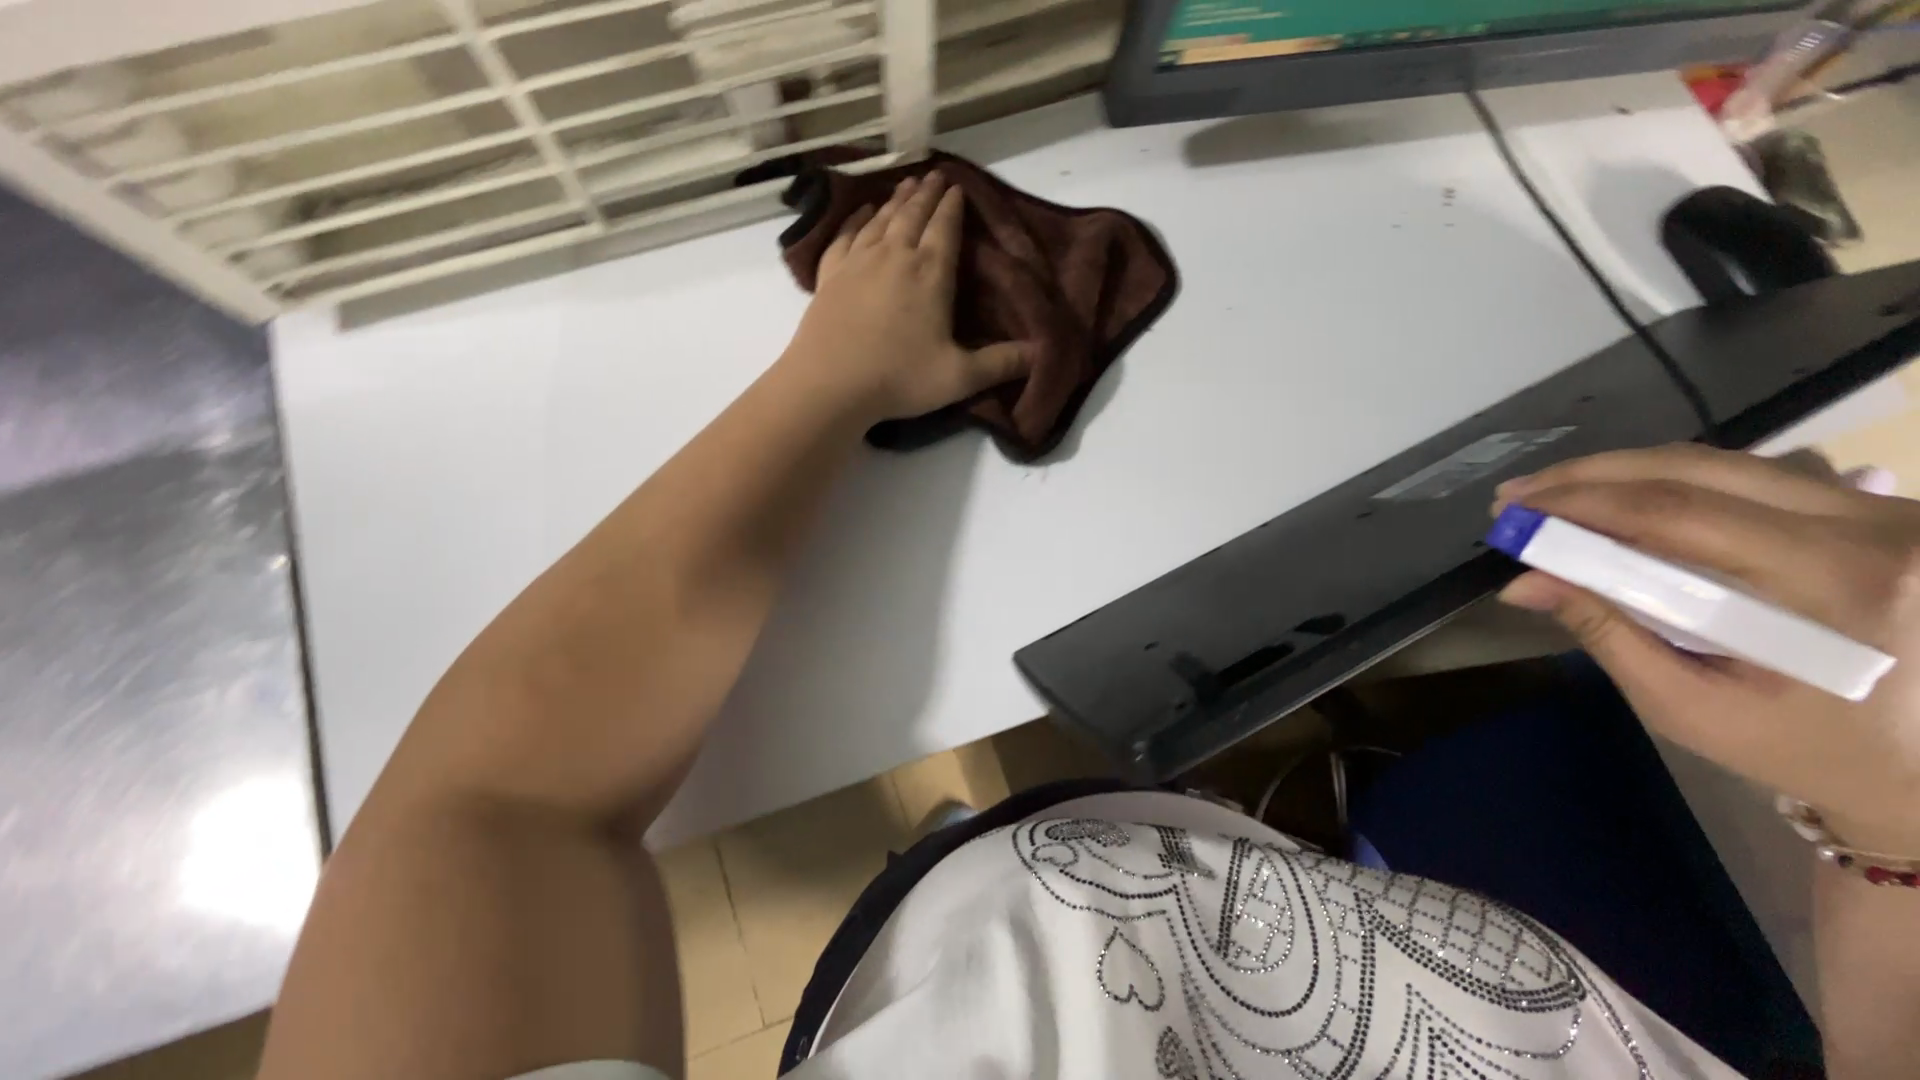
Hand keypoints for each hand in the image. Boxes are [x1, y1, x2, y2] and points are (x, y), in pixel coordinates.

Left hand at [779, 170, 1030, 423]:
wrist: (830, 385)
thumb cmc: (899, 379)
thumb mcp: (959, 377)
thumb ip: (1001, 363)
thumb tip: (1041, 353)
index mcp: (930, 274)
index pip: (946, 229)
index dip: (953, 207)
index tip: (957, 187)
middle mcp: (895, 257)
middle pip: (913, 215)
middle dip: (926, 194)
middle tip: (934, 175)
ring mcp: (858, 262)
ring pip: (880, 220)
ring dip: (895, 200)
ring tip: (905, 185)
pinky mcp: (830, 276)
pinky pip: (844, 235)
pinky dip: (855, 219)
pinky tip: (860, 213)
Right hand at [1494, 444, 1919, 852]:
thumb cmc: (1809, 753)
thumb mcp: (1692, 707)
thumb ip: (1608, 633)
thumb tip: (1523, 582)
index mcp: (1836, 582)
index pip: (1678, 513)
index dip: (1580, 503)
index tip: (1511, 514)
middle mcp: (1875, 525)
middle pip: (1697, 468)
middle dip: (1590, 476)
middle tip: (1516, 496)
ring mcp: (1890, 510)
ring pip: (1725, 464)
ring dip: (1625, 473)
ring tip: (1553, 495)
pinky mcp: (1883, 511)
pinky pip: (1755, 478)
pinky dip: (1673, 483)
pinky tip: (1623, 498)